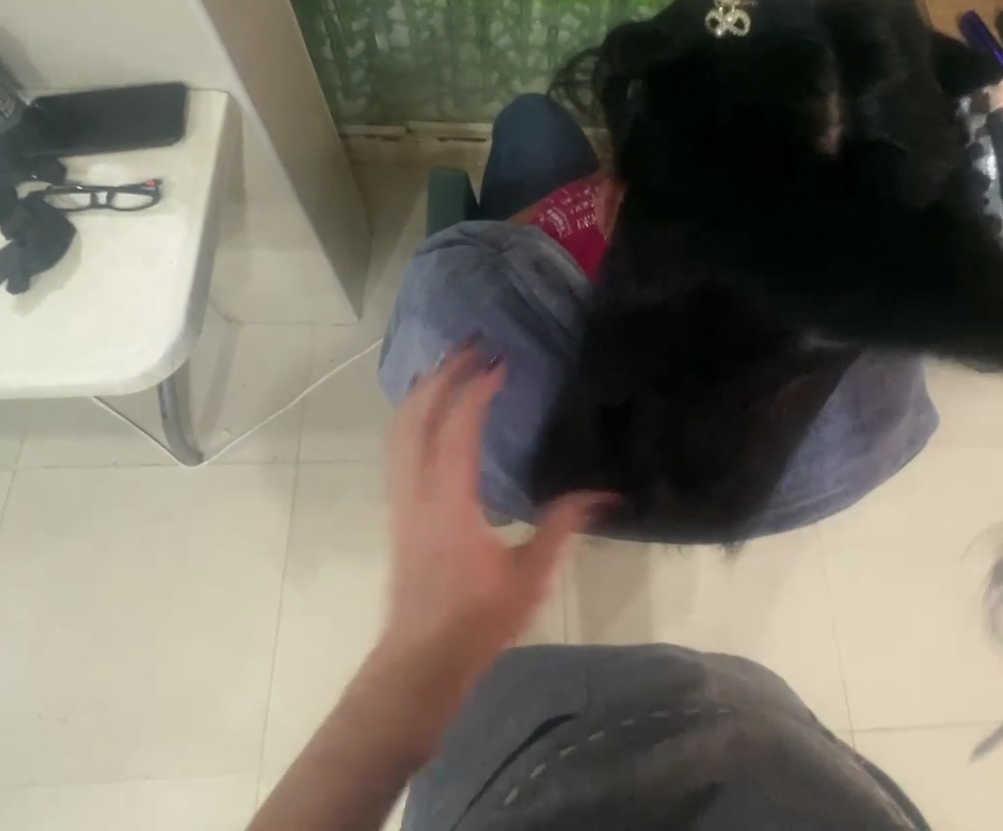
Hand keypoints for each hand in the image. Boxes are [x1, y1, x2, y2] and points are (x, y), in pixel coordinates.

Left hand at [372, 342, 606, 715]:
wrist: (420, 659)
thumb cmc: (477, 621)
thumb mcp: (530, 576)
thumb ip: (563, 527)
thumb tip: (606, 493)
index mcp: (451, 503)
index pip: (458, 429)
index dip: (476, 389)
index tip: (500, 362)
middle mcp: (417, 491)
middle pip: (418, 415)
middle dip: (444, 372)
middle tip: (473, 344)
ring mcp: (401, 499)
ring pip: (399, 428)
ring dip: (422, 389)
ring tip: (449, 361)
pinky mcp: (397, 508)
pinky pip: (397, 446)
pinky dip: (411, 413)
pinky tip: (428, 408)